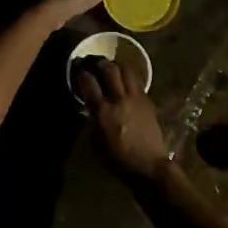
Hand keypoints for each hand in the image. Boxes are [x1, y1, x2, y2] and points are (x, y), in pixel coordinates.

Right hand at [76, 57, 171, 179]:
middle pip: (109, 69)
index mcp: (102, 111)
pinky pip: (137, 81)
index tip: (78, 71)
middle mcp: (119, 99)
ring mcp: (136, 98)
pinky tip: (125, 81)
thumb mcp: (95, 141)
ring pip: (127, 70)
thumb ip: (92, 119)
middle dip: (99, 63)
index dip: (81, 73)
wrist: (148, 164)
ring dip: (117, 66)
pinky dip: (129, 77)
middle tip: (94, 64)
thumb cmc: (117, 158)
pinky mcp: (148, 101)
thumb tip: (90, 106)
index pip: (88, 82)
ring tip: (111, 68)